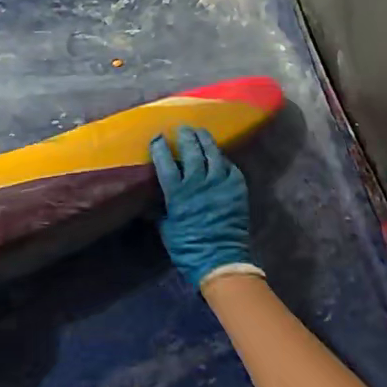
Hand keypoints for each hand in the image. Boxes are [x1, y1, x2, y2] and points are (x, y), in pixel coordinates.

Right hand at [150, 125, 255, 286]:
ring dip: (205, 140)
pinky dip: (222, 158)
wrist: (220, 258)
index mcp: (178, 193)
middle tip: (182, 128)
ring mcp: (220, 182)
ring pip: (212, 153)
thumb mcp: (167, 229)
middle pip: (191, 151)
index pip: (166, 163)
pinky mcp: (237, 186)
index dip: (161, 148)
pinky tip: (218, 155)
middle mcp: (199, 182)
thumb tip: (149, 202)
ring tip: (200, 132)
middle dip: (185, 136)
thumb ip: (160, 211)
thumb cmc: (188, 248)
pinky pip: (229, 166)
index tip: (158, 137)